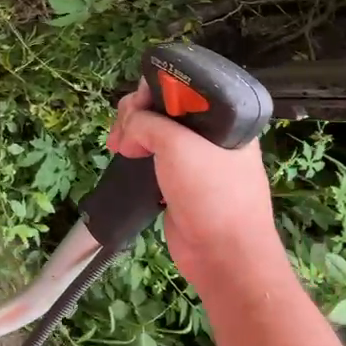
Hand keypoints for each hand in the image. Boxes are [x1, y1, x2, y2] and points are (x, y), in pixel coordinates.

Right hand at [106, 78, 281, 286]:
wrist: (225, 257)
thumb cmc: (211, 194)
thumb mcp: (176, 144)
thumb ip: (144, 122)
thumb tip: (127, 132)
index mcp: (227, 122)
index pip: (184, 88)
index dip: (154, 90)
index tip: (136, 106)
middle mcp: (213, 137)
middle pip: (163, 107)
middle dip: (135, 113)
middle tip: (123, 131)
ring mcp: (196, 160)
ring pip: (153, 129)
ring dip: (129, 132)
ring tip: (118, 147)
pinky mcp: (181, 180)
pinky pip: (152, 153)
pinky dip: (134, 151)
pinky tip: (123, 154)